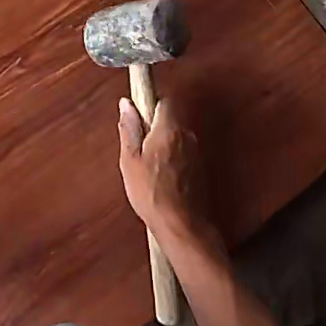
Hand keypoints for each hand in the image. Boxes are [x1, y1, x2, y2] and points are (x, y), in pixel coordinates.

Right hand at [117, 97, 214, 249]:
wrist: (180, 224)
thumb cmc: (152, 194)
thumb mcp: (130, 160)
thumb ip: (129, 128)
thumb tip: (126, 104)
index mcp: (169, 129)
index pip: (165, 101)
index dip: (150, 105)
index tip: (138, 115)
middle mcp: (186, 136)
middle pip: (170, 119)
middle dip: (154, 128)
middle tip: (138, 147)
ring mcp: (195, 152)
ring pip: (176, 137)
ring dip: (163, 145)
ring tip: (148, 167)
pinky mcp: (199, 168)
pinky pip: (182, 153)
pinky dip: (172, 159)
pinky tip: (160, 178)